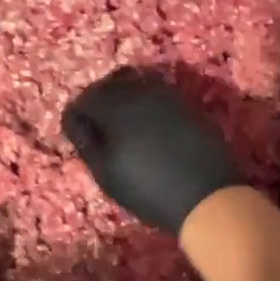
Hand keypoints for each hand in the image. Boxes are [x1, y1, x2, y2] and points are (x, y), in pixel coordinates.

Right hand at [63, 68, 244, 231]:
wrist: (206, 196)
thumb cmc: (148, 189)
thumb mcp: (106, 173)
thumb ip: (86, 142)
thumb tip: (73, 119)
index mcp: (114, 106)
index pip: (84, 99)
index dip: (77, 117)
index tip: (78, 136)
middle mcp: (140, 91)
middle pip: (109, 85)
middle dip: (99, 103)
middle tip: (98, 131)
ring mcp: (168, 95)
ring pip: (136, 85)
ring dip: (124, 100)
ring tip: (124, 129)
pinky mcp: (188, 104)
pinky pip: (158, 94)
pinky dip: (147, 105)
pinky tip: (149, 128)